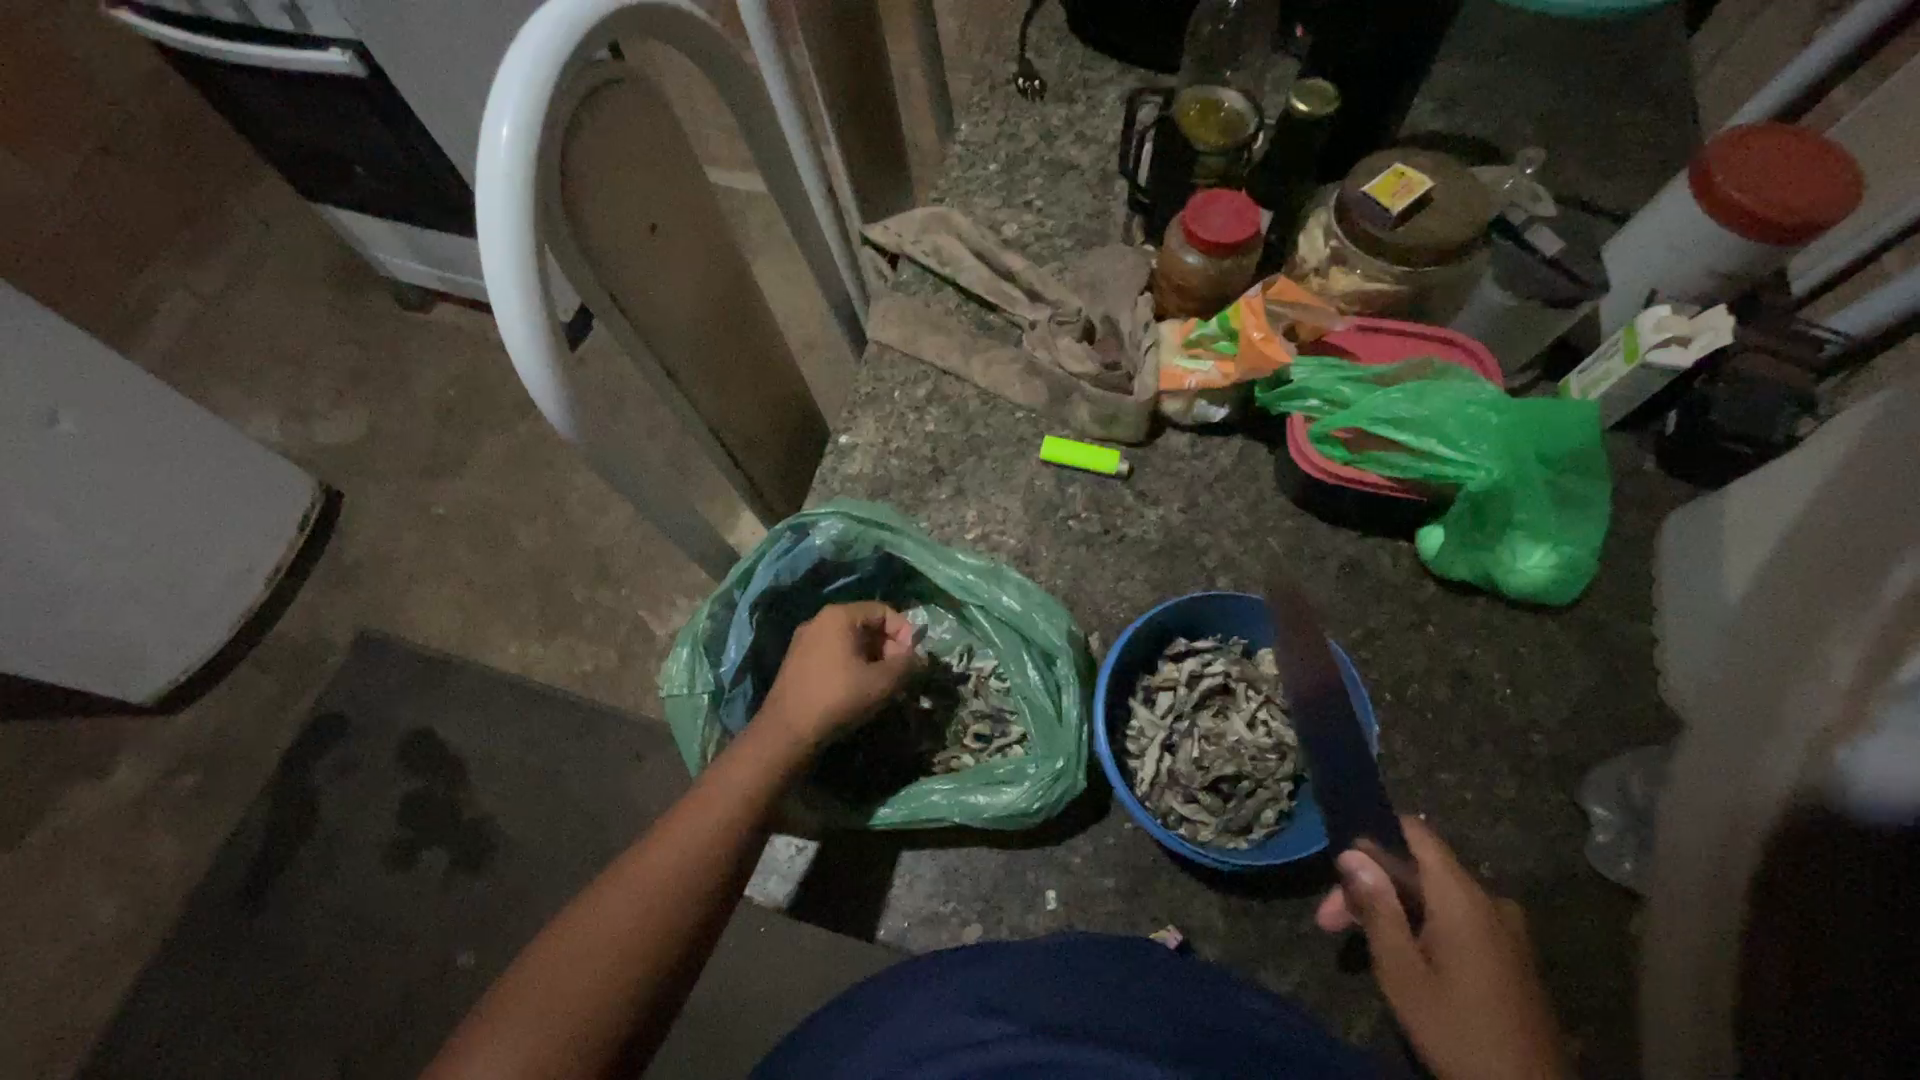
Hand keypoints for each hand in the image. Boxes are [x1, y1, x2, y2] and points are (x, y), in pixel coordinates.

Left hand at [759, 602, 917, 745]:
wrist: (787, 731)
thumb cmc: (838, 698)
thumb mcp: (882, 682)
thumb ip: (907, 665)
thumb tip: (919, 659)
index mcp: (839, 616)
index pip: (883, 611)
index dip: (904, 632)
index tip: (913, 658)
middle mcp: (819, 621)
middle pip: (866, 625)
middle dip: (889, 648)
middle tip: (900, 674)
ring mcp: (805, 641)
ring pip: (850, 642)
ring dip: (873, 659)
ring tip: (882, 685)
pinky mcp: (797, 661)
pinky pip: (834, 654)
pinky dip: (853, 666)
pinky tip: (859, 690)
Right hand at [1316, 817, 1569, 1079]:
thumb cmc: (1457, 1028)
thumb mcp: (1401, 971)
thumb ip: (1377, 907)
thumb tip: (1352, 854)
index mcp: (1462, 897)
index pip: (1417, 833)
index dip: (1375, 833)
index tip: (1337, 857)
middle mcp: (1488, 901)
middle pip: (1419, 871)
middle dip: (1370, 887)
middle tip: (1327, 920)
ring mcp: (1505, 928)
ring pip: (1436, 898)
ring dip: (1392, 910)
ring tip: (1355, 939)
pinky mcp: (1511, 954)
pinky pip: (1458, 919)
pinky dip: (1422, 925)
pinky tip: (1398, 952)